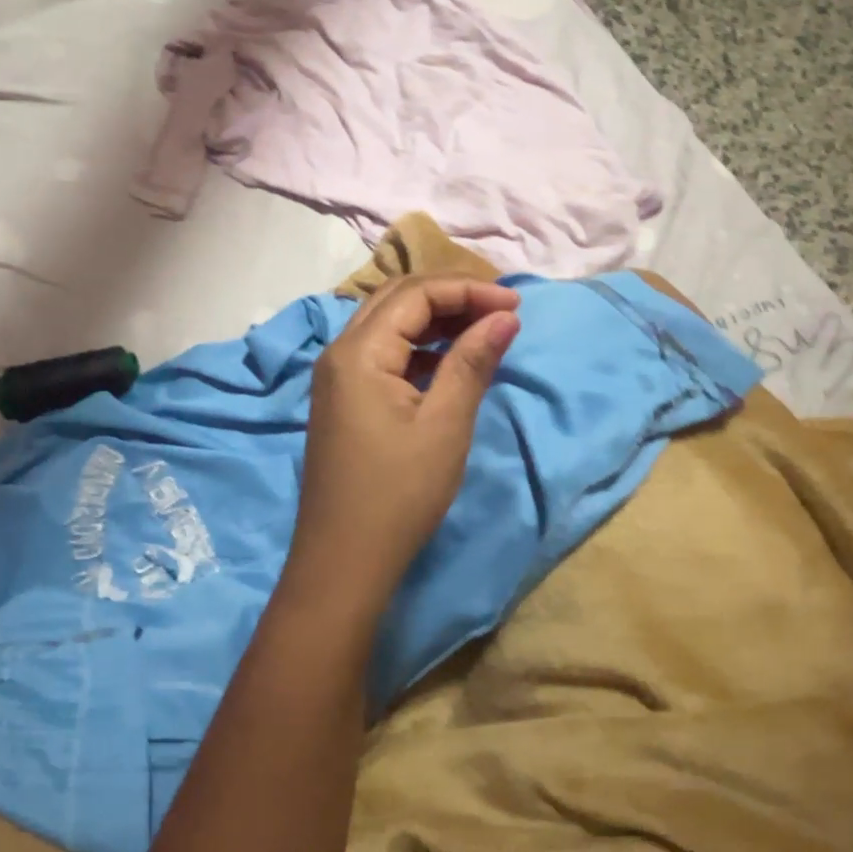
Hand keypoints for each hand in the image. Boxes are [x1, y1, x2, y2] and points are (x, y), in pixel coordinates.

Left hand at [290, 276, 521, 605]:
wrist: (343, 561)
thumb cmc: (399, 494)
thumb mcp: (444, 425)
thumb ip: (472, 363)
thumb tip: (505, 317)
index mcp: (358, 352)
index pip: (416, 295)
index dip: (468, 290)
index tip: (517, 306)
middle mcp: (338, 353)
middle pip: (395, 300)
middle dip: (450, 296)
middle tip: (500, 311)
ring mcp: (335, 378)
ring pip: (386, 325)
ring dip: (434, 320)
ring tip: (483, 330)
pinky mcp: (341, 401)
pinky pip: (380, 354)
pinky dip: (417, 348)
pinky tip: (449, 363)